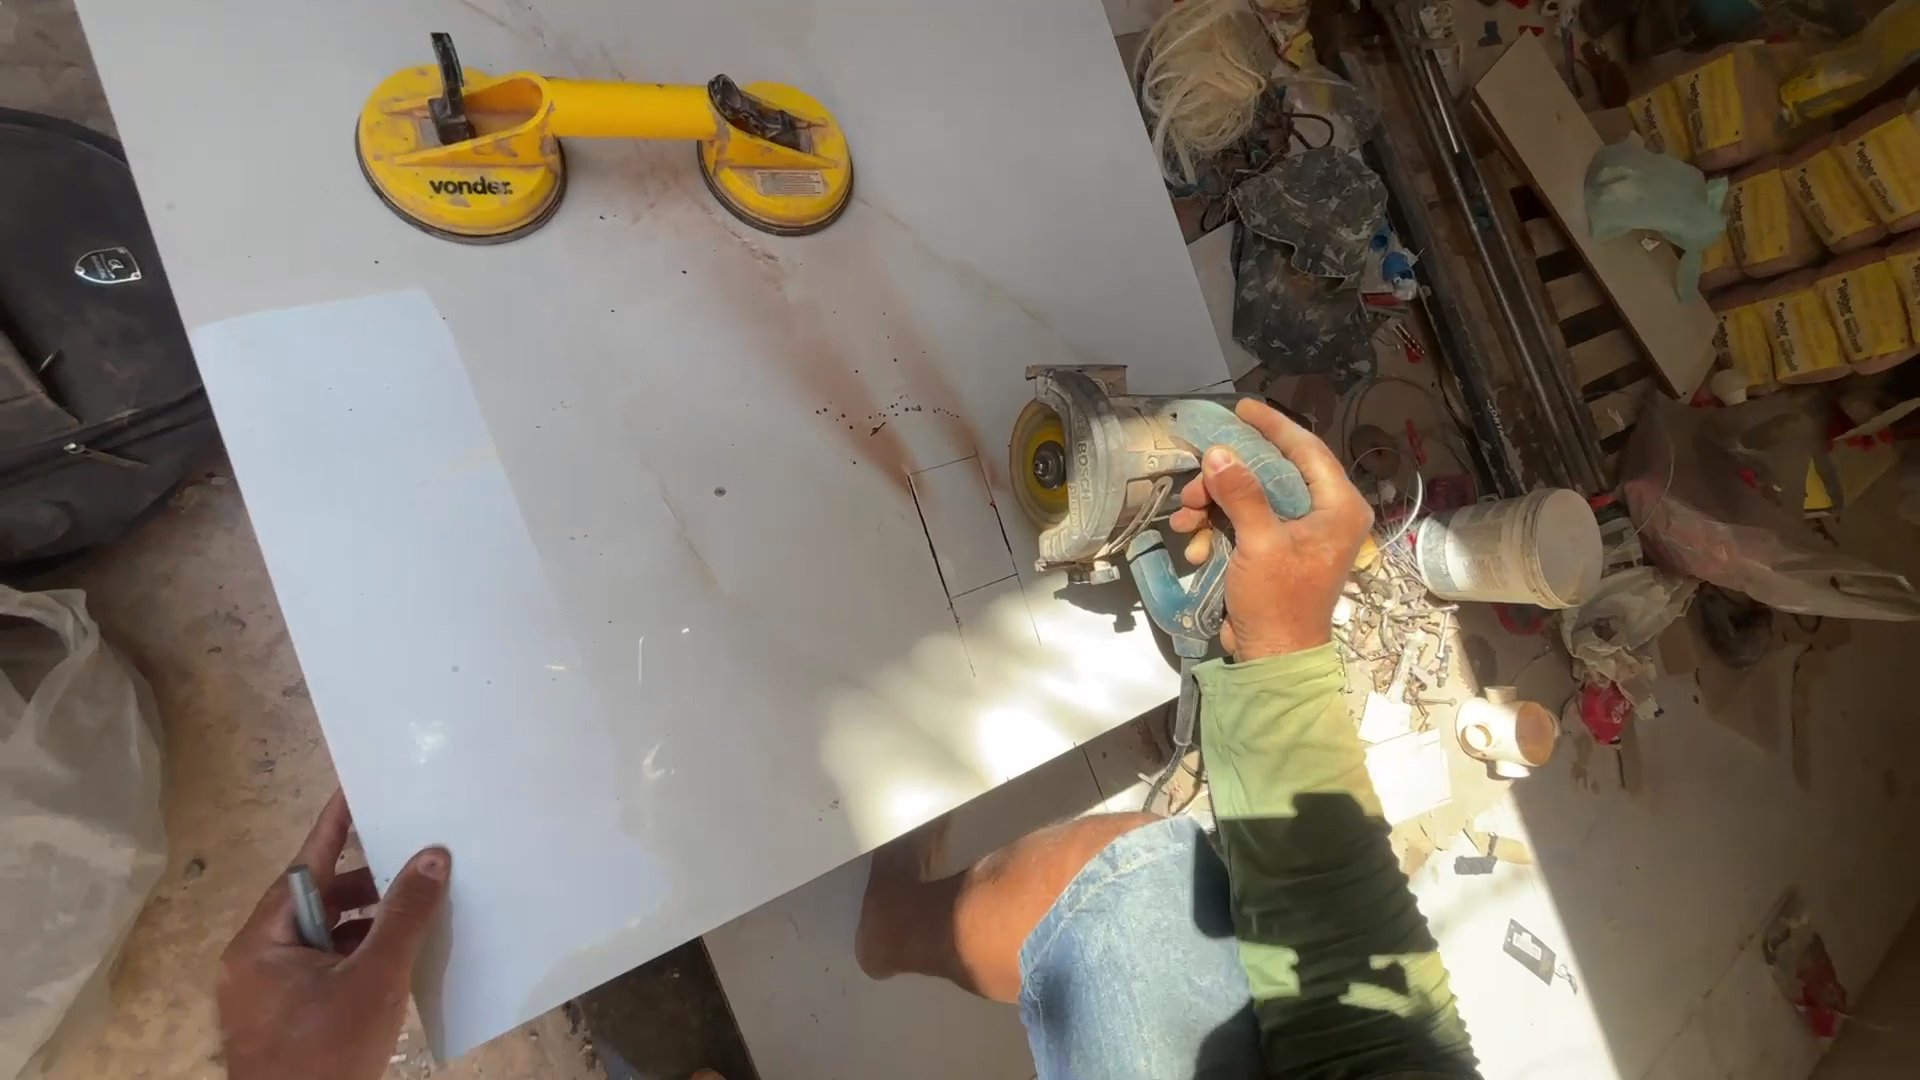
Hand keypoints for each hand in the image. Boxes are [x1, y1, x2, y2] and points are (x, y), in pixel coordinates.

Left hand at [218, 790, 450, 1079]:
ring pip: (333, 926)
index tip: (357, 787)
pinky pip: (337, 953)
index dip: (334, 826)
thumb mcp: (375, 975)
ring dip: (377, 913)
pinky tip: (408, 944)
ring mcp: (276, 985)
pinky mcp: (296, 1007)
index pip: (306, 867)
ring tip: (424, 901)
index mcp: (263, 944)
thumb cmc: (326, 1050)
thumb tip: (434, 853)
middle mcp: (261, 958)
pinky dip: (371, 942)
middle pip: (322, 896)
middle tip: (420, 853)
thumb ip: (406, 911)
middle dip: (373, 877)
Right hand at [1167, 399, 1372, 660]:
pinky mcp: (1273, 549)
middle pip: (1269, 473)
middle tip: (1194, 484)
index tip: (1241, 408)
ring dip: (1211, 505)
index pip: (1306, 449)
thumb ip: (1242, 495)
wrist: (1272, 657)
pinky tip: (1195, 544)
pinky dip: (1215, 528)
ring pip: (1248, 497)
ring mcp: (1296, 532)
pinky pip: (1240, 522)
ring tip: (1185, 519)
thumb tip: (1219, 453)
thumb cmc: (1279, 601)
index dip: (1273, 426)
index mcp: (1337, 507)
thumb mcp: (1260, 543)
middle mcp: (1322, 513)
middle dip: (1225, 478)